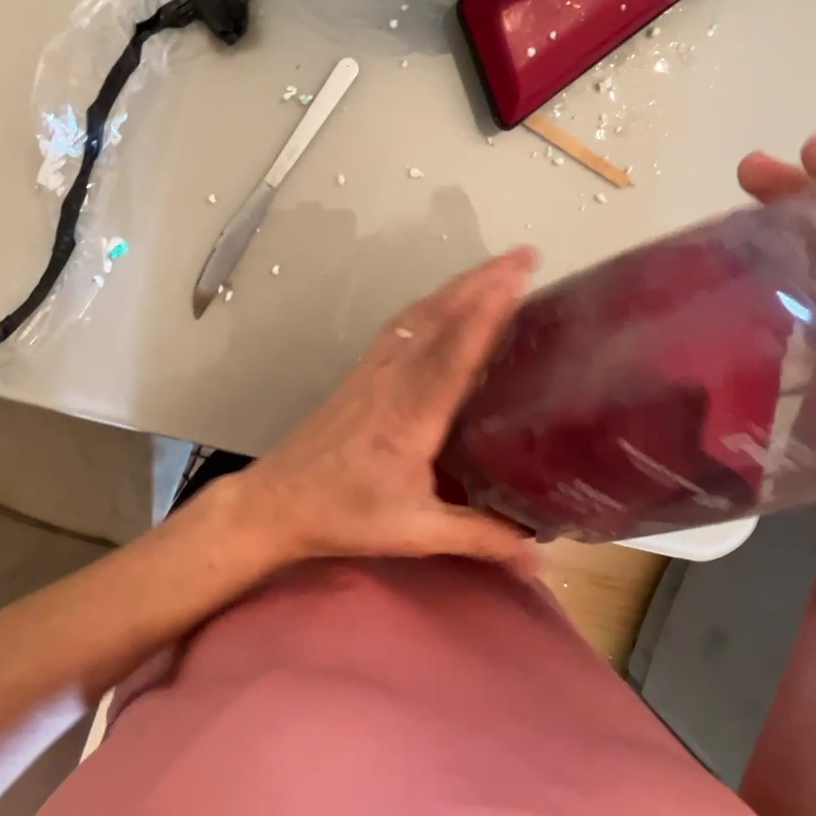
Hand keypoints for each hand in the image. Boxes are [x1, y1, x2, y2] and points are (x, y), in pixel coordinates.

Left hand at [222, 248, 541, 573]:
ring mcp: (372, 373)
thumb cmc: (343, 515)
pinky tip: (441, 303)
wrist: (275, 502)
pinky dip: (429, 306)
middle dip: (482, 281)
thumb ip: (478, 539)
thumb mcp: (414, 532)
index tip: (519, 276)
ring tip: (494, 269)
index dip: (488, 310)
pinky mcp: (358, 375)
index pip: (455, 351)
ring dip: (456, 287)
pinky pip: (398, 328)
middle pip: (439, 318)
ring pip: (417, 317)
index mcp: (412, 415)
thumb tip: (540, 560)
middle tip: (525, 256)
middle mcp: (392, 381)